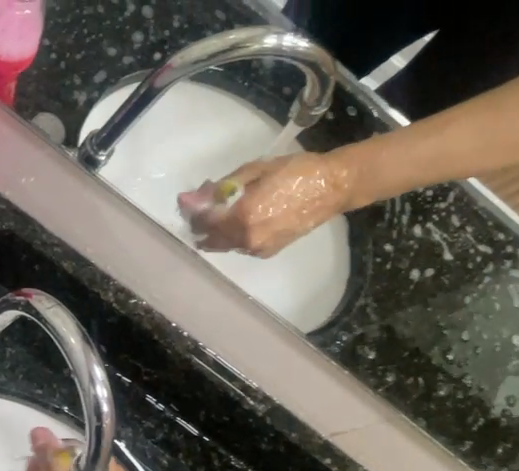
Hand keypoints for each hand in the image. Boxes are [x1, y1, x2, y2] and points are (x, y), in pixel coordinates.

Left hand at [178, 150, 357, 257]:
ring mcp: (256, 248)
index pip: (204, 220)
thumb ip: (224, 186)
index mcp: (242, 216)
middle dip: (199, 224)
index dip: (192, 210)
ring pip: (224, 245)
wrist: (334, 187)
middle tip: (197, 209)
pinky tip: (236, 223)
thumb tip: (198, 195)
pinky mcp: (267, 252)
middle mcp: (246, 238)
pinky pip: (240, 246)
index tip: (184, 200)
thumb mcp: (257, 170)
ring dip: (215, 232)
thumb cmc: (296, 171)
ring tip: (217, 214)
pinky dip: (233, 236)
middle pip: (210, 238)